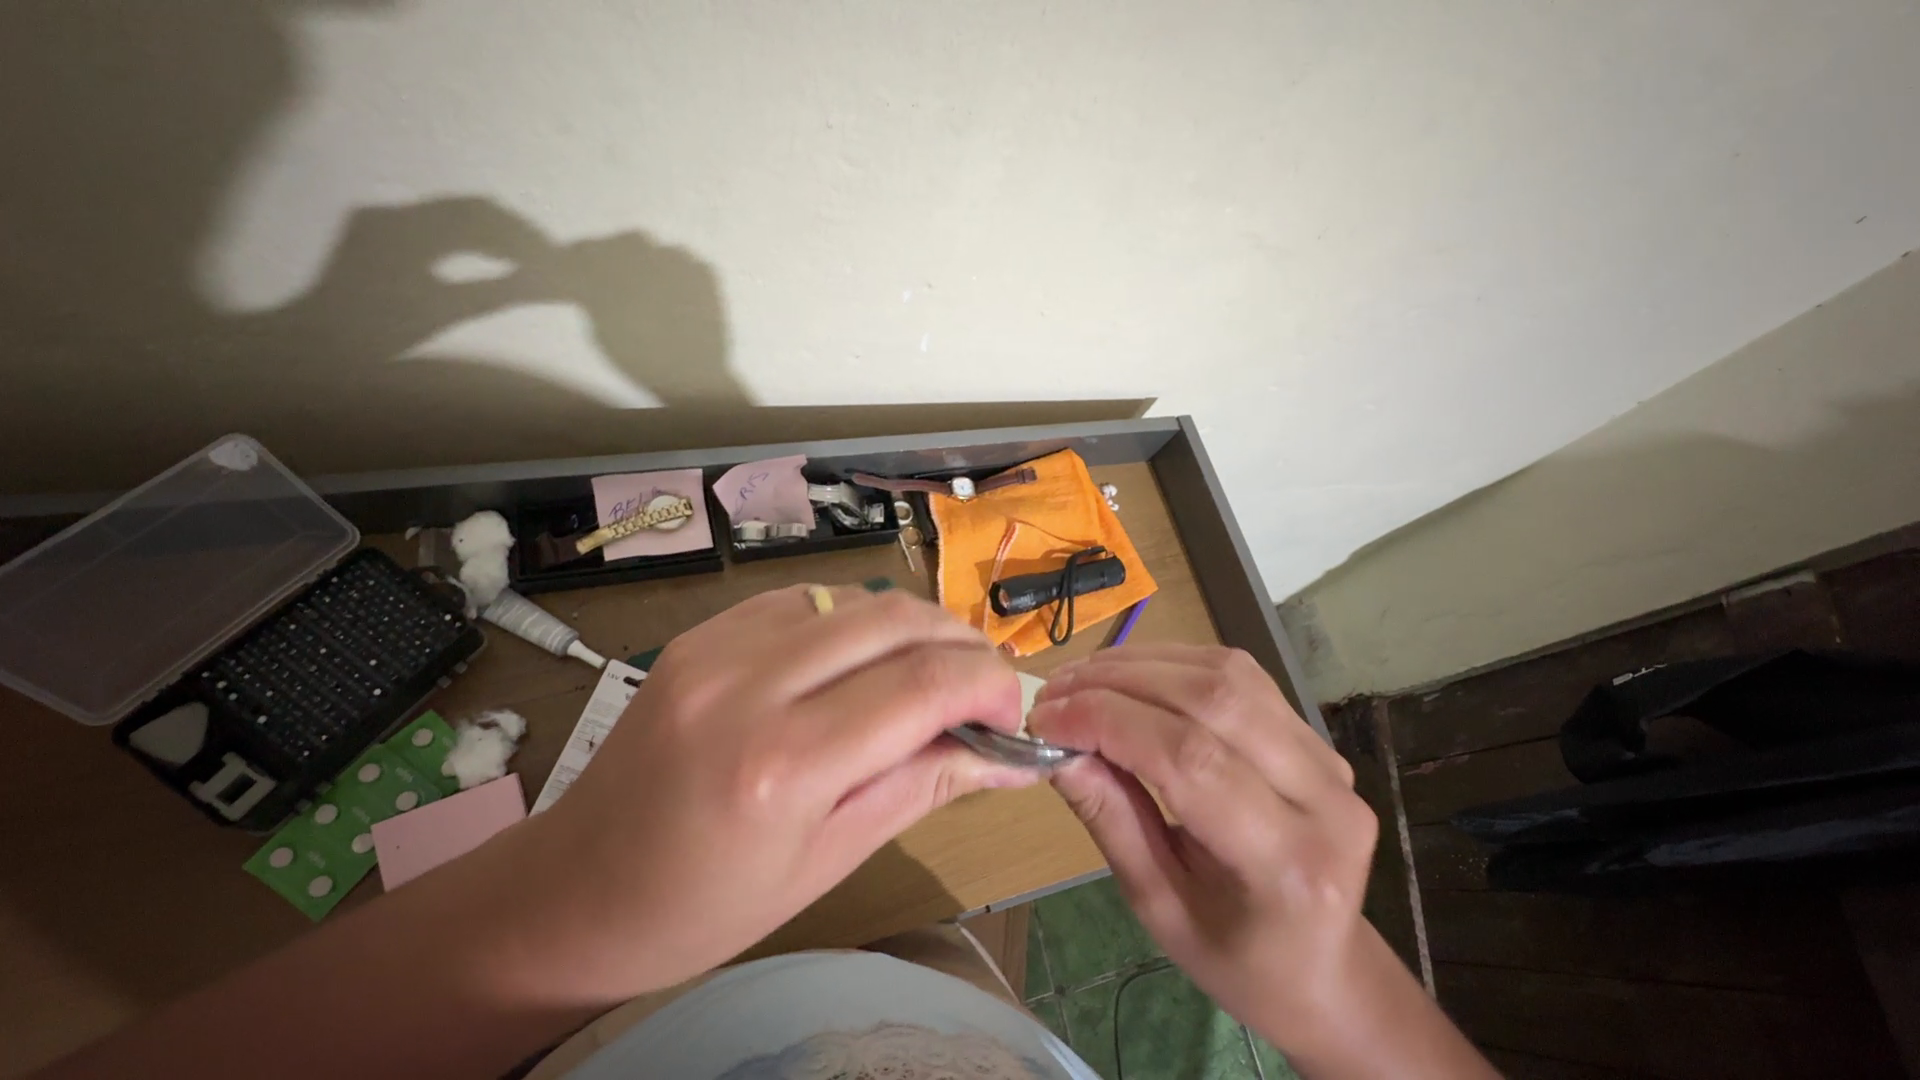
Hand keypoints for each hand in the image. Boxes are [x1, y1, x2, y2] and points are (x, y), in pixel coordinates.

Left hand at [510, 585, 1038, 1003]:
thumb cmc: (708, 904)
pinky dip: (854, 620)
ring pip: (855, 598)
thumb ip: (923, 785)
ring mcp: (717, 646)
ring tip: (932, 670)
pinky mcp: (702, 632)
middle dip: (962, 643)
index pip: (924, 685)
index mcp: (784, 764)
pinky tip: (862, 658)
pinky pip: (805, 601)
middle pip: (896, 620)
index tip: (1011, 710)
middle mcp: (750, 683)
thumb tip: (1011, 754)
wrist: (578, 887)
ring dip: (911, 627)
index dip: (989, 685)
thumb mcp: (829, 859)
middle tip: (986, 684)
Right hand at [1025, 645, 1378, 1051]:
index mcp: (1288, 861)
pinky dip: (1172, 664)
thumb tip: (1057, 750)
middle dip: (1117, 683)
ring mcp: (1327, 756)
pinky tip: (1127, 677)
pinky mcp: (1315, 736)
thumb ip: (1110, 819)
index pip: (1190, 758)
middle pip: (1213, 700)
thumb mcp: (1158, 906)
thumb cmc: (1236, 957)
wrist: (1325, 967)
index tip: (1043, 721)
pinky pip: (1239, 676)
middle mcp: (1322, 795)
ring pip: (1227, 674)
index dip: (1108, 723)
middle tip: (1053, 693)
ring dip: (1141, 664)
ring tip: (1080, 680)